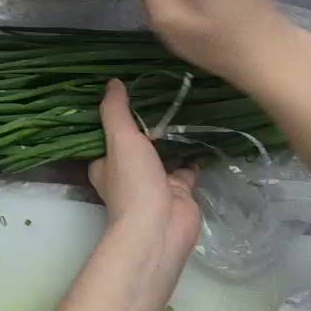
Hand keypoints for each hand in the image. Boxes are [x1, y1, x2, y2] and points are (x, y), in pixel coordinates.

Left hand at [87, 79, 201, 274]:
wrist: (162, 226)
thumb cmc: (134, 183)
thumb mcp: (120, 139)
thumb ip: (116, 111)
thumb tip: (112, 83)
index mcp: (106, 165)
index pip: (106, 137)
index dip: (115, 117)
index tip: (127, 92)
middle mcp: (128, 175)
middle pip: (137, 144)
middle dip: (148, 126)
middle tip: (162, 94)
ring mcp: (155, 183)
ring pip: (164, 155)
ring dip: (173, 138)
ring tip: (185, 106)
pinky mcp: (180, 190)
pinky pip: (188, 167)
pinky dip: (196, 154)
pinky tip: (205, 134)